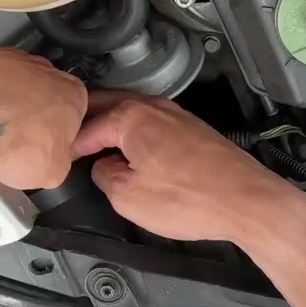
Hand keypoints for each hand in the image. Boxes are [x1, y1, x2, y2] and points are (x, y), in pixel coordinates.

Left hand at [0, 44, 86, 189]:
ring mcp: (9, 56)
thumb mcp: (52, 173)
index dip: (58, 127)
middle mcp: (44, 67)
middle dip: (30, 107)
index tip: (44, 142)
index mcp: (71, 93)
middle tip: (14, 134)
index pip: (73, 109)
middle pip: (42, 88)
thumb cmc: (17, 146)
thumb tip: (53, 157)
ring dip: (2, 94)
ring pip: (10, 76)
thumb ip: (59, 158)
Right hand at [69, 91, 305, 245]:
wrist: (247, 201)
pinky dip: (132, 130)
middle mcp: (152, 106)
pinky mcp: (191, 128)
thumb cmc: (191, 199)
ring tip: (93, 141)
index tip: (58, 156)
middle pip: (106, 105)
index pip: (86, 127)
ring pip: (129, 110)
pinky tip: (130, 148)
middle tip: (66, 137)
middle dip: (84, 119)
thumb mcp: (128, 197)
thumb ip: (104, 176)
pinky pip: (150, 121)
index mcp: (130, 117)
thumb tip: (104, 167)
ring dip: (109, 121)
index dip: (68, 145)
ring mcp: (174, 114)